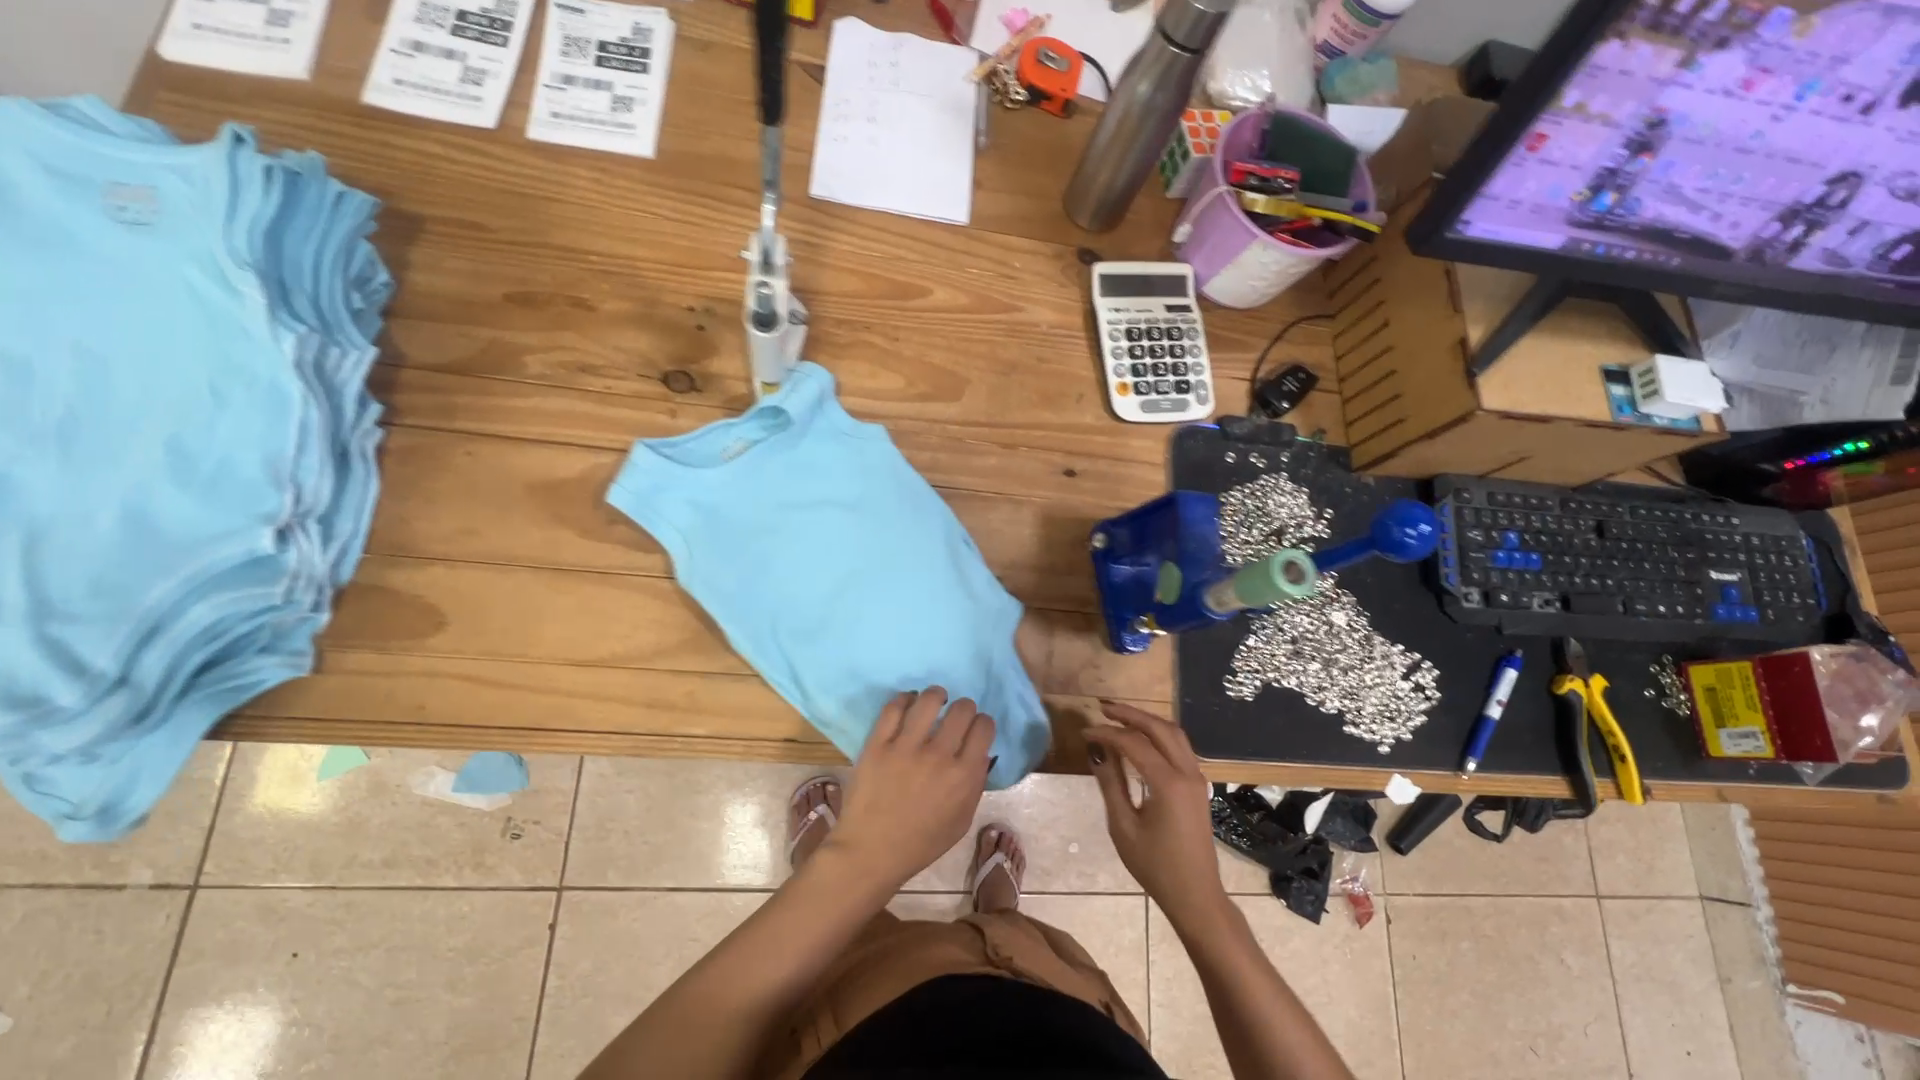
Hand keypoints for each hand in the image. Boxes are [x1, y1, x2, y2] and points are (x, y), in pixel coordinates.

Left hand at [825, 687, 995, 891]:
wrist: (871, 851)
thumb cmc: (921, 842)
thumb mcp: (962, 821)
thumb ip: (975, 784)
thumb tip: (981, 753)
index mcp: (963, 776)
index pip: (984, 728)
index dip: (983, 723)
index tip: (976, 728)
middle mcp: (938, 755)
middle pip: (962, 709)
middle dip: (964, 708)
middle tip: (956, 716)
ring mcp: (905, 747)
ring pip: (929, 700)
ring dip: (937, 696)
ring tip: (935, 700)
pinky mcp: (877, 744)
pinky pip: (894, 707)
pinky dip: (905, 699)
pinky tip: (908, 703)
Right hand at [1086, 701, 1227, 925]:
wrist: (1195, 894)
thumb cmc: (1155, 865)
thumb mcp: (1123, 826)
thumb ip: (1110, 784)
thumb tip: (1097, 751)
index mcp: (1168, 782)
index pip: (1134, 743)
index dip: (1107, 733)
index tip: (1084, 732)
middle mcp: (1187, 773)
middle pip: (1160, 728)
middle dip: (1131, 714)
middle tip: (1103, 709)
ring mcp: (1197, 778)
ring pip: (1174, 735)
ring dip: (1148, 722)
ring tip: (1120, 718)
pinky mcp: (1198, 786)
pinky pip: (1180, 748)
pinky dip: (1159, 736)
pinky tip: (1141, 741)